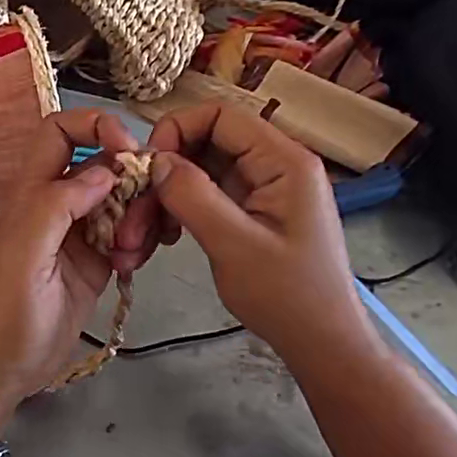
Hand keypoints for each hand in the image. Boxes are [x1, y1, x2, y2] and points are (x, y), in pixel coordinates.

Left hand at [0, 110, 145, 440]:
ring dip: (137, 218)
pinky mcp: (97, 261)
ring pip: (121, 200)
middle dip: (129, 182)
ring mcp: (80, 234)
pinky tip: (130, 267)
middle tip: (140, 221)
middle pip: (103, 165)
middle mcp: (58, 205)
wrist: (5, 371)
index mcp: (32, 193)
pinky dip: (138, 243)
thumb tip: (106, 169)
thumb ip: (57, 205)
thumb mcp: (24, 255)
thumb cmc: (6, 314)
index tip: (127, 151)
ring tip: (129, 254)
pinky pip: (127, 234)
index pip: (60, 132)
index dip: (94, 126)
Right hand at [146, 103, 362, 353]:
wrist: (321, 341)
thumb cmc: (286, 296)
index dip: (176, 130)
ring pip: (202, 170)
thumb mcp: (234, 245)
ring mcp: (264, 189)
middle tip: (136, 211)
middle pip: (207, 142)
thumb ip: (193, 196)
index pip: (221, 115)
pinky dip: (182, 209)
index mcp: (283, 161)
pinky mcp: (253, 211)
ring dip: (168, 194)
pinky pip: (208, 194)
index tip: (147, 168)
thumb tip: (155, 160)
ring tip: (145, 233)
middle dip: (166, 170)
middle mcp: (275, 165)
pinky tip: (166, 236)